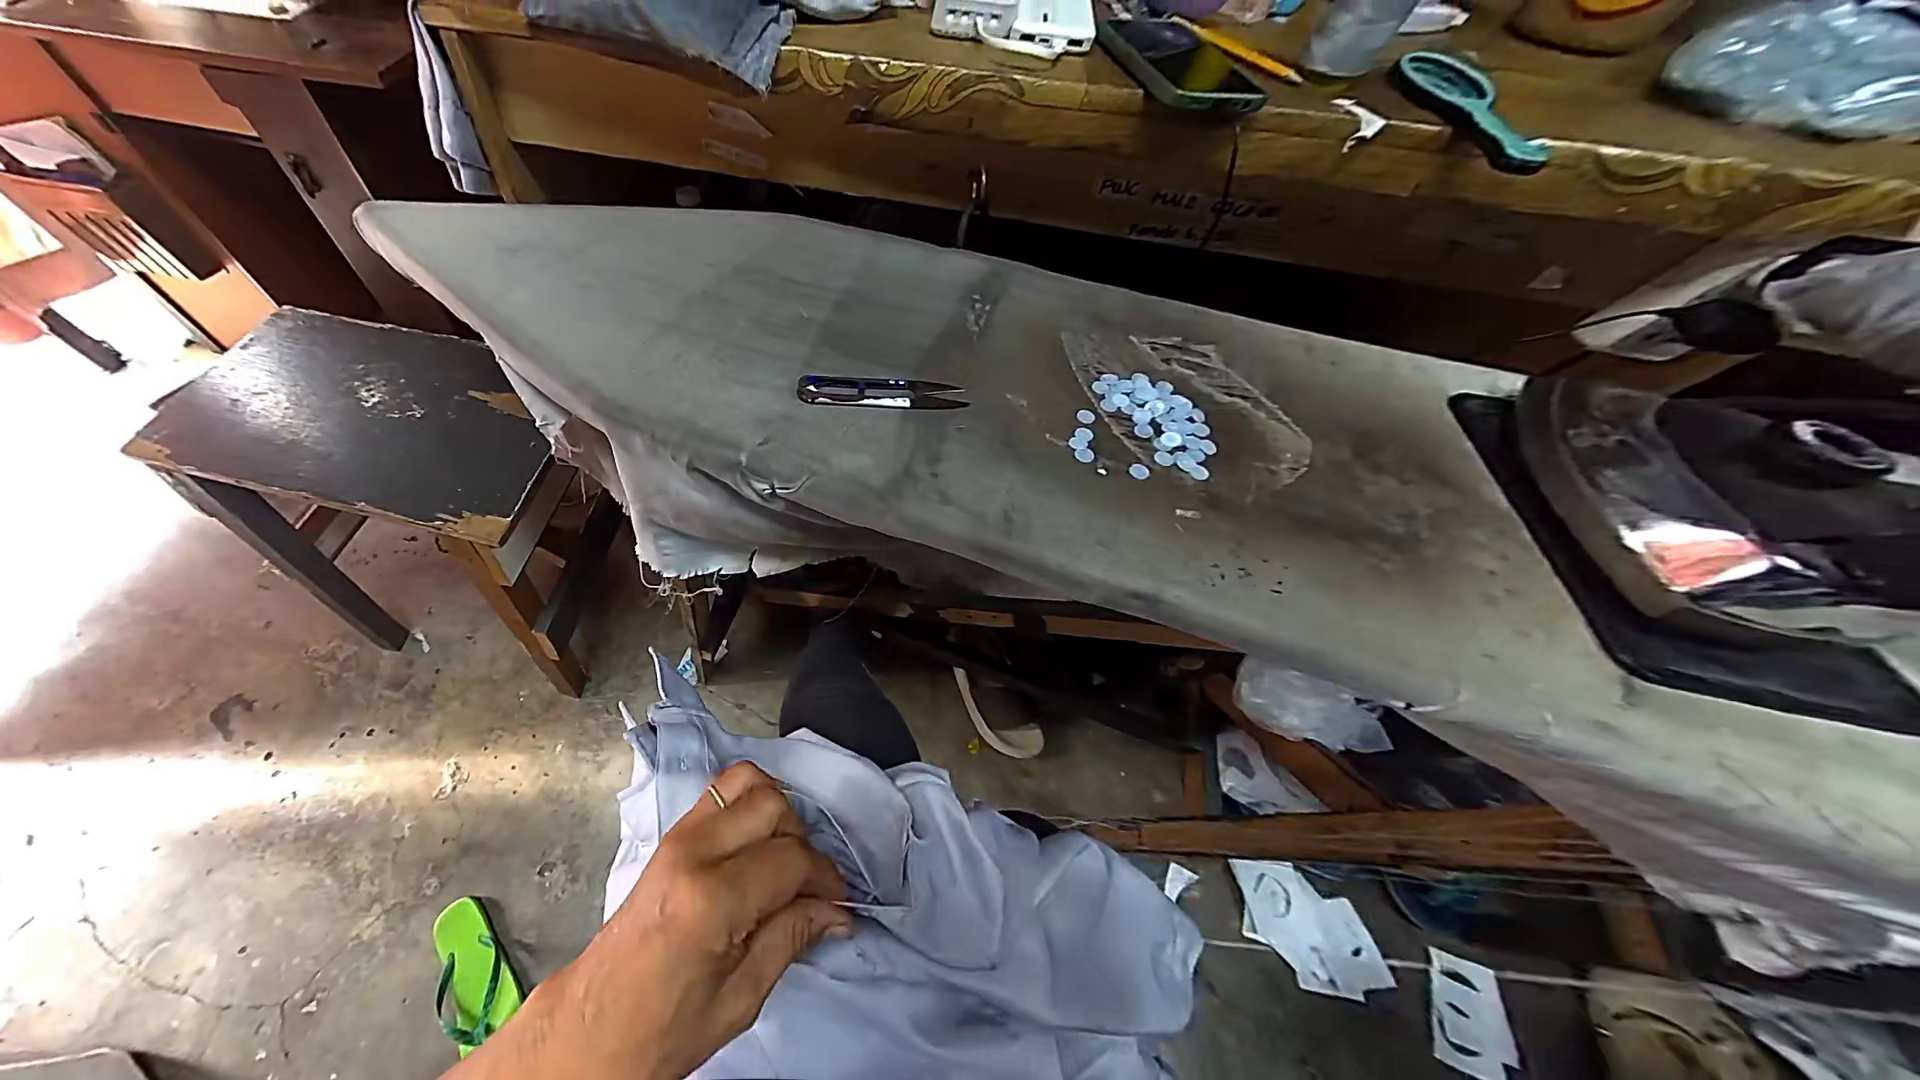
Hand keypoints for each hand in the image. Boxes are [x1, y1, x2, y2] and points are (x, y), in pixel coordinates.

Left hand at [448, 762, 851, 1079]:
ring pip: (748, 781)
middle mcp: (693, 852)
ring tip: (780, 857)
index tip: (838, 904)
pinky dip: (751, 801)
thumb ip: (792, 937)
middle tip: (805, 885)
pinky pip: (722, 789)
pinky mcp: (671, 835)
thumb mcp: (739, 1000)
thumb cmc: (662, 1030)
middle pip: (774, 806)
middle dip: (803, 842)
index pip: (792, 860)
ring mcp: (678, 836)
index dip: (826, 880)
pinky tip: (757, 841)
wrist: (587, 1032)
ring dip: (777, 812)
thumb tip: (838, 911)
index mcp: (710, 899)